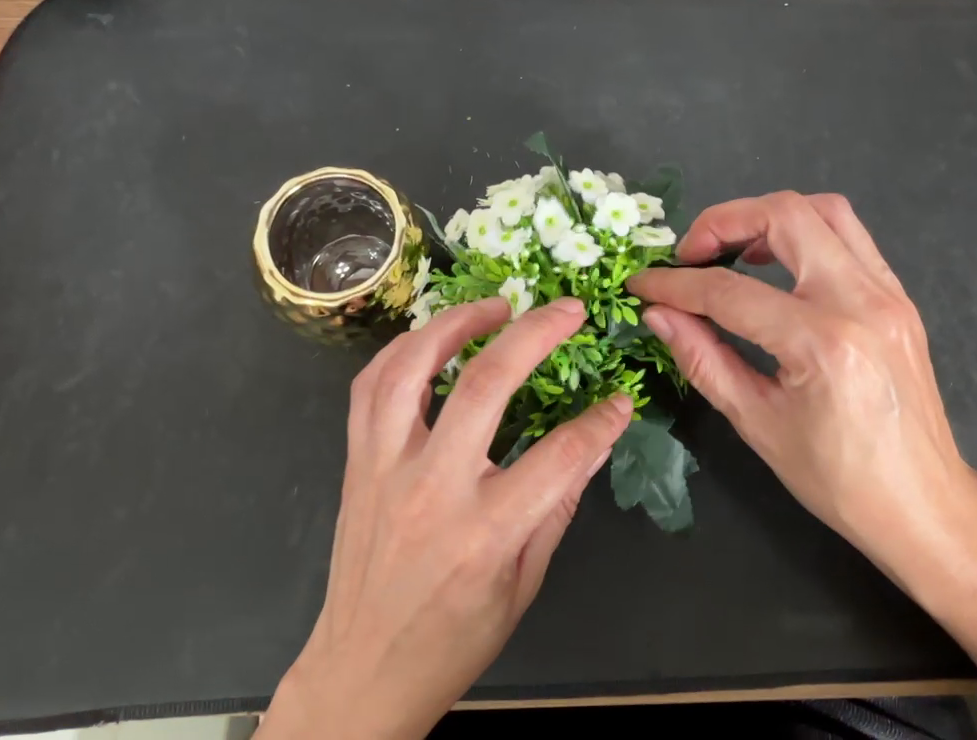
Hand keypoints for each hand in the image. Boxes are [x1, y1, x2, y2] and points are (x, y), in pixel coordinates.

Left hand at [258, 297, 631, 739]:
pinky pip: (369, 388)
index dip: (598, 421)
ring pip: (412, 369)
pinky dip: (401, 351)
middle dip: (534, 335)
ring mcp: (385, 469)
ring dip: (455, 323)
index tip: (620, 400)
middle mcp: (431, 489)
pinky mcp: (357, 462)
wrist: (363, 669)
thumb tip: (599, 437)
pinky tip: (430, 339)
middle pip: (483, 386)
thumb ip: (558, 503)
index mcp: (485, 532)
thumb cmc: (454, 637)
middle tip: (565, 309)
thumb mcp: (524, 582)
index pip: (559, 456)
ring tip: (494, 306)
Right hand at [628, 193, 976, 588]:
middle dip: (722, 221)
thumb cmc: (837, 479)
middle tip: (688, 253)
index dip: (675, 284)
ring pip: (824, 209)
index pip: (729, 291)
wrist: (924, 504)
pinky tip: (777, 265)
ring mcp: (888, 293)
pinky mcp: (899, 296)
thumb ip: (703, 358)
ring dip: (768, 216)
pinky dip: (805, 232)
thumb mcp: (756, 423)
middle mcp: (860, 301)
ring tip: (732, 251)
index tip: (641, 284)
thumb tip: (658, 314)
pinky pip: (849, 236)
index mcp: (822, 342)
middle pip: (785, 215)